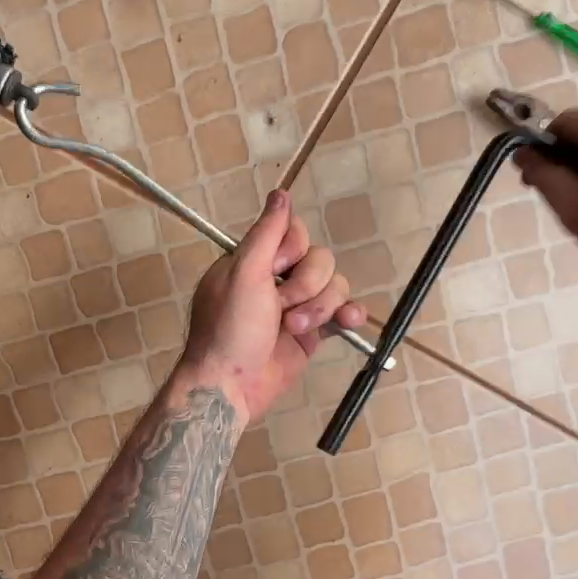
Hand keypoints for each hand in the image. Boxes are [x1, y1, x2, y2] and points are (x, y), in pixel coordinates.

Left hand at [180, 189, 365, 420]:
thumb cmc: (229, 328)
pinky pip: (342, 311)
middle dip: (306, 285)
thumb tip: (281, 193)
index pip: (293, 232)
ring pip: (334, 284)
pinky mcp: (312, 332)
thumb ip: (266, 233)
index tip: (275, 271)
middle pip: (319, 258)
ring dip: (319, 306)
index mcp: (253, 260)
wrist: (231, 385)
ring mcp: (296, 306)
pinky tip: (347, 321)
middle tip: (280, 308)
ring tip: (293, 329)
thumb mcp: (243, 273)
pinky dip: (347, 314)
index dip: (293, 250)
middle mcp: (275, 279)